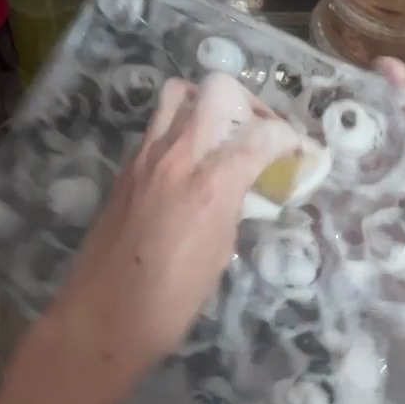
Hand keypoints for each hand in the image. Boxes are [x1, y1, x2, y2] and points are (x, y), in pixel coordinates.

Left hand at [50, 73, 299, 373]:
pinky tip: (190, 158)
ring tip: (221, 130)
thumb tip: (241, 182)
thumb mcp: (220, 252)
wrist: (105, 314)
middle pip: (218, 89)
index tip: (299, 148)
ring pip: (179, 93)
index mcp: (211, 184)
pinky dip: (180, 126)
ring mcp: (148, 154)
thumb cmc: (172, 300)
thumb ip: (233, 203)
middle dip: (249, 102)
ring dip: (207, 101)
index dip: (290, 136)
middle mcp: (179, 155)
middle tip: (259, 129)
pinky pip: (158, 123)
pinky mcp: (128, 163)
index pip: (262, 134)